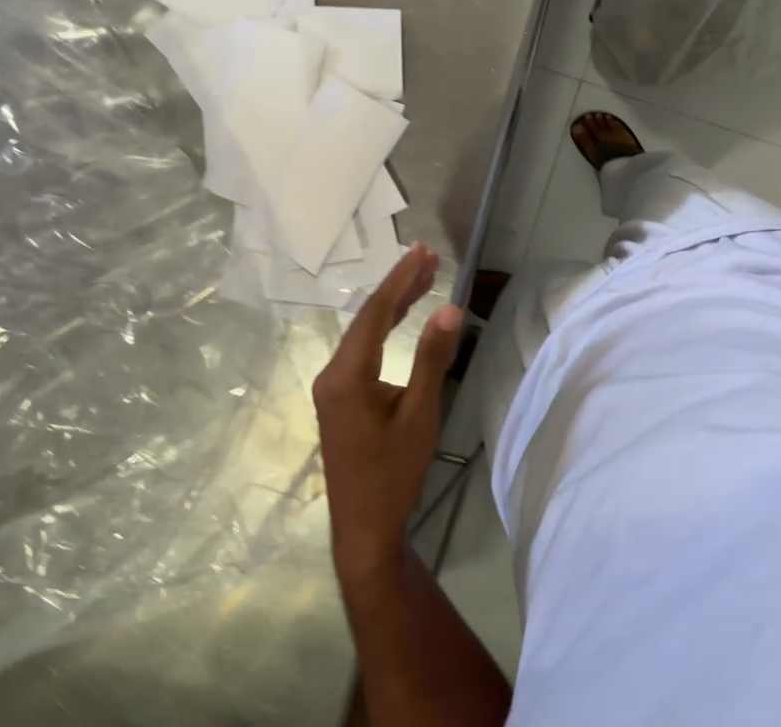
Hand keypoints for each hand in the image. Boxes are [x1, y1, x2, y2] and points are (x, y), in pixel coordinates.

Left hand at [312, 243, 465, 579]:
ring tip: (422, 279)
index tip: (424, 252)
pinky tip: (402, 322)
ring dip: (394, 307)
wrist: (364, 527)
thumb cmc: (393, 472)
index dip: (401, 280)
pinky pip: (363, 352)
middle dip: (398, 286)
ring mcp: (333, 388)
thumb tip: (448, 308)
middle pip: (367, 319)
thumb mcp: (420, 415)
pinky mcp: (340, 400)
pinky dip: (385, 330)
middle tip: (428, 257)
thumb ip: (432, 359)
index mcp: (346, 374)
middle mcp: (332, 374)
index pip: (376, 313)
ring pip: (364, 335)